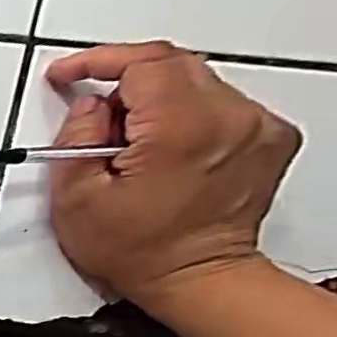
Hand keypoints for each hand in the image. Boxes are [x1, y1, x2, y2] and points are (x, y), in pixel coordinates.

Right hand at [44, 41, 302, 303]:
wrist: (192, 274)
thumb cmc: (134, 247)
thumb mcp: (75, 198)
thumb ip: (76, 142)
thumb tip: (88, 109)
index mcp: (181, 131)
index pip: (146, 64)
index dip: (99, 61)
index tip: (68, 71)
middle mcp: (231, 120)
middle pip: (175, 67)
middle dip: (122, 84)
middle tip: (87, 117)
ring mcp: (257, 127)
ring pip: (196, 85)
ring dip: (150, 104)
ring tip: (122, 149)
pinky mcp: (267, 137)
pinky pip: (218, 105)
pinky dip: (180, 116)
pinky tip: (156, 152)